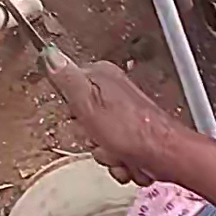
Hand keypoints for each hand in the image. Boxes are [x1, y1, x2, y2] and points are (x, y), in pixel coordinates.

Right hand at [44, 51, 194, 184]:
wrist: (165, 154)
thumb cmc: (130, 131)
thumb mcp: (86, 103)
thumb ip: (66, 79)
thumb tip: (49, 54)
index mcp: (101, 75)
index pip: (67, 89)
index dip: (70, 111)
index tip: (77, 119)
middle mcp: (115, 90)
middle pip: (83, 118)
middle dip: (90, 138)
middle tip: (99, 138)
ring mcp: (125, 113)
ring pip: (99, 140)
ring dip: (107, 155)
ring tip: (119, 153)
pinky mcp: (134, 132)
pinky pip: (115, 152)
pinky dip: (120, 162)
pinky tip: (128, 161)